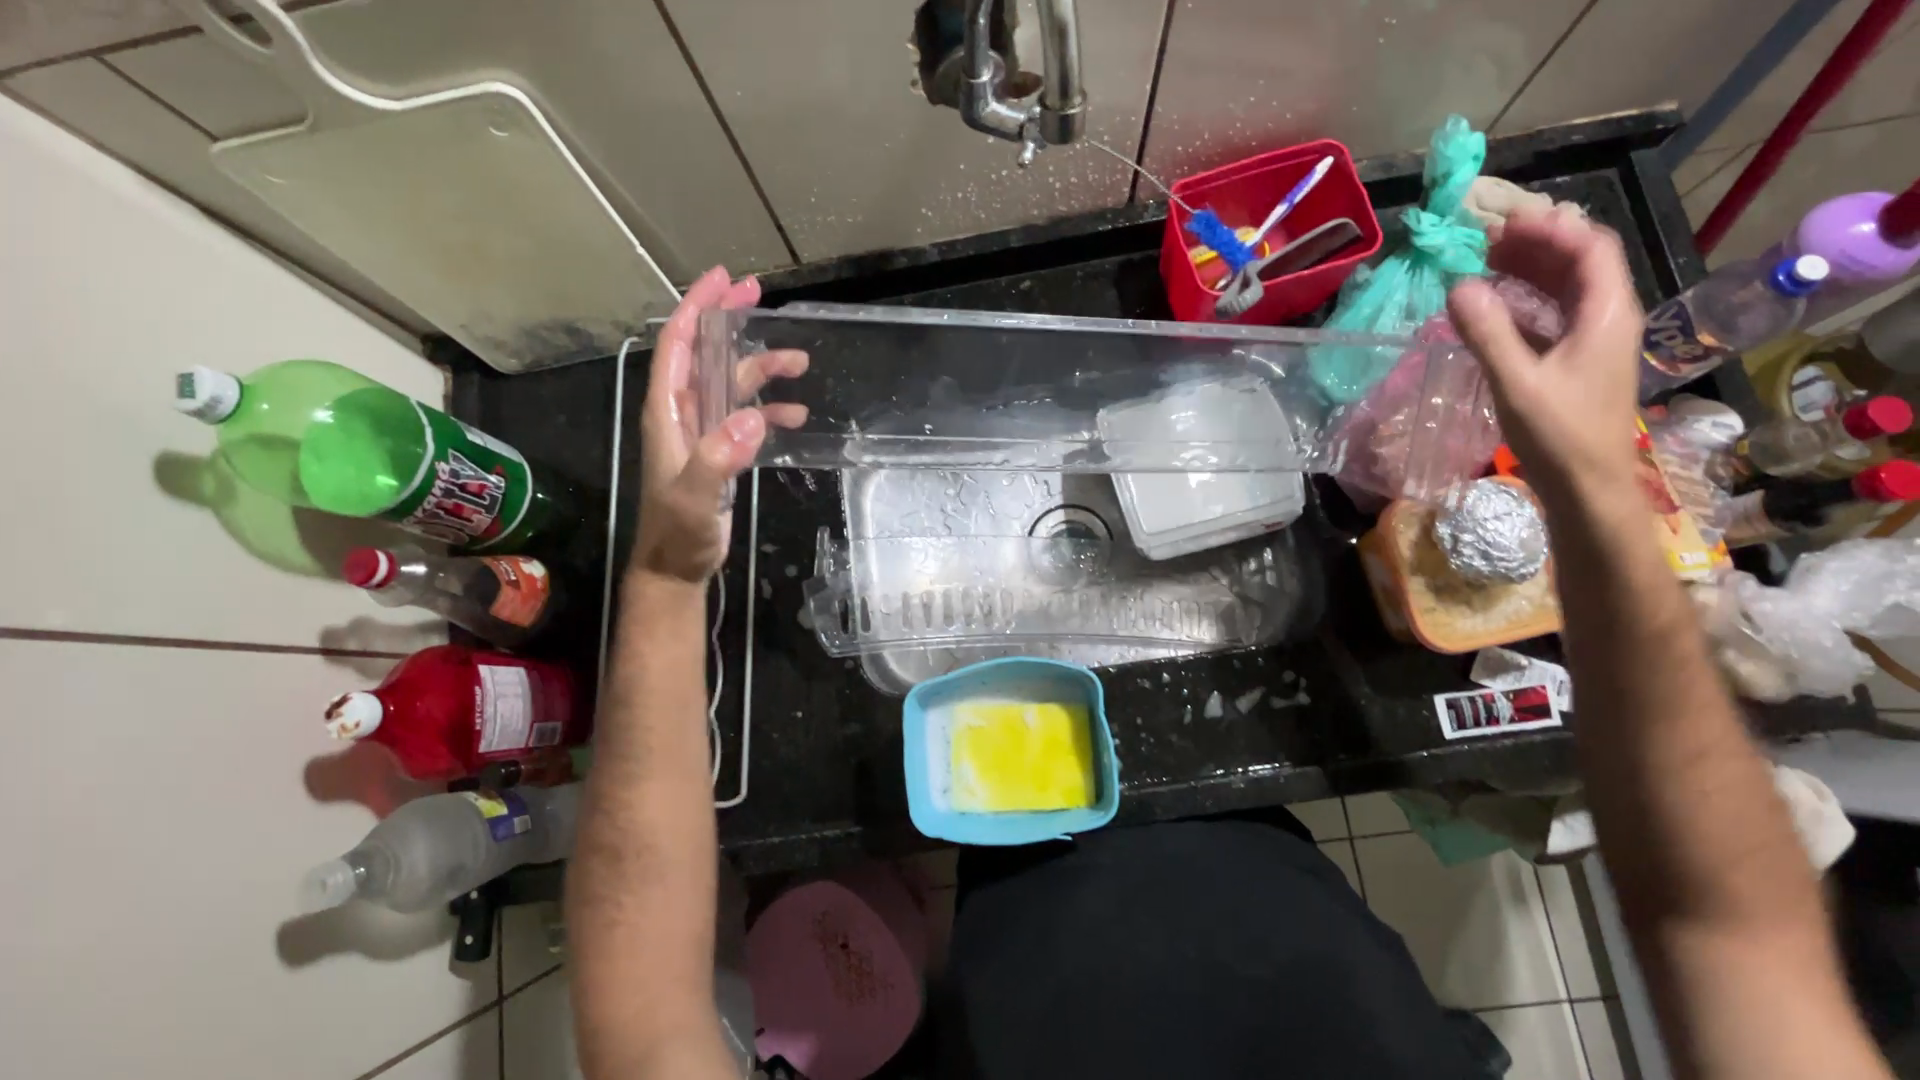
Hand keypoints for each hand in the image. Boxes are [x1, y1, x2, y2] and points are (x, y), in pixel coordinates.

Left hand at [634, 266, 807, 584]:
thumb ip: (716, 459)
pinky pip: (746, 417)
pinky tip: (796, 415)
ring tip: (801, 362)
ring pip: (731, 383)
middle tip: (758, 293)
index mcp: (668, 412)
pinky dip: (771, 410)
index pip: (679, 346)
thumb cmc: (677, 534)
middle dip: (729, 321)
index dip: (697, 308)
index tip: (722, 279)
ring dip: (762, 369)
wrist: (677, 568)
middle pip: (706, 353)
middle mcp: (683, 413)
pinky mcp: (720, 451)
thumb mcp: (693, 498)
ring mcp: (702, 432)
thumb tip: (752, 418)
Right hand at [1446, 207, 1643, 506]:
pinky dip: (1525, 303)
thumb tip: (1458, 287)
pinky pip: (1554, 316)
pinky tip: (1493, 308)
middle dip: (1536, 245)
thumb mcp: (1517, 383)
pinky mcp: (1578, 363)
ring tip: (1486, 264)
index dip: (1550, 229)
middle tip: (1487, 240)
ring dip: (1530, 271)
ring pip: (1566, 289)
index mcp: (1607, 313)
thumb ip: (1488, 332)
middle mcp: (1608, 318)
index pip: (1590, 248)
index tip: (1504, 224)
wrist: (1589, 488)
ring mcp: (1594, 341)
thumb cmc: (1560, 435)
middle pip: (1579, 263)